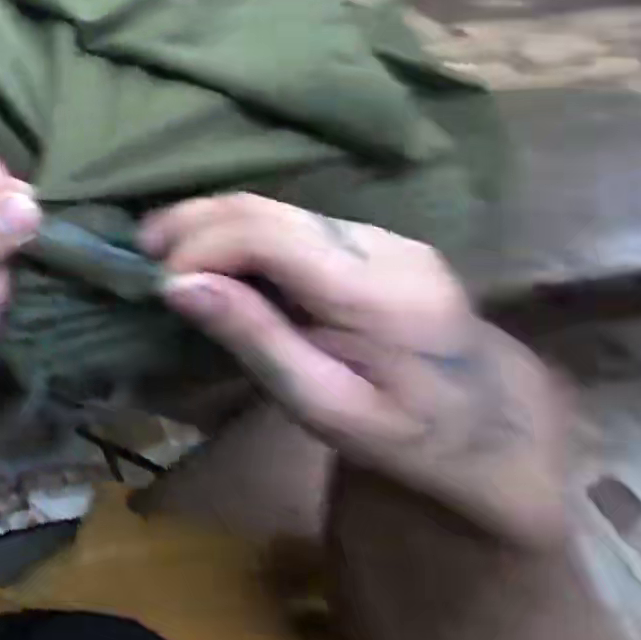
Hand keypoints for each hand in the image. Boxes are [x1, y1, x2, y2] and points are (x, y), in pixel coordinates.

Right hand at [141, 194, 569, 544]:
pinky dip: (226, 227)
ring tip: (160, 249)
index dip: (198, 249)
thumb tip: (175, 284)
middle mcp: (382, 246)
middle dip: (187, 226)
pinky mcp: (364, 237)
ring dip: (201, 221)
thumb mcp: (324, 406)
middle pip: (259, 209)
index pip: (264, 237)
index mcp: (381, 294)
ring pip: (263, 205)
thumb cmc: (408, 435)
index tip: (162, 285)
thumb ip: (252, 338)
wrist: (499, 433)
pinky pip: (277, 216)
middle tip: (141, 256)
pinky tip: (204, 252)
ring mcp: (377, 235)